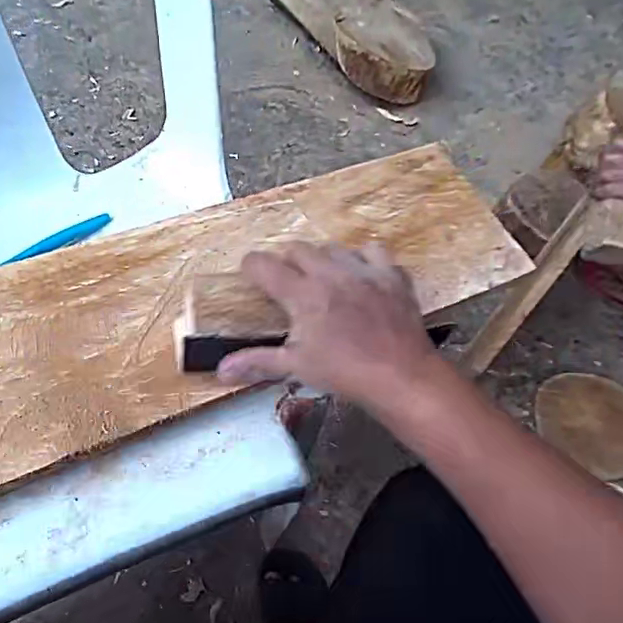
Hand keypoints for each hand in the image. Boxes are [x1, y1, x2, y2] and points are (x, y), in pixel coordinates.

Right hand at [216, 242, 438, 403]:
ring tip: (326, 280)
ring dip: (325, 259)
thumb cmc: (345, 373)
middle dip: (288, 262)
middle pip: (299, 248)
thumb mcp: (297, 367)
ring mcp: (365, 271)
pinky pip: (376, 252)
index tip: (253, 276)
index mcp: (302, 294)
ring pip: (335, 247)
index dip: (252, 268)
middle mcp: (331, 273)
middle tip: (291, 284)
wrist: (400, 375)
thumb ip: (258, 362)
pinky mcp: (393, 276)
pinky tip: (364, 277)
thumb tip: (222, 370)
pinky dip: (366, 260)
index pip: (263, 264)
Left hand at [591, 138, 622, 207]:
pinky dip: (601, 192)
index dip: (606, 151)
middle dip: (599, 166)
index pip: (618, 143)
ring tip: (594, 185)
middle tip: (594, 174)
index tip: (602, 158)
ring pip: (607, 173)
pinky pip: (612, 189)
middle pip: (608, 157)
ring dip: (597, 180)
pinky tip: (598, 194)